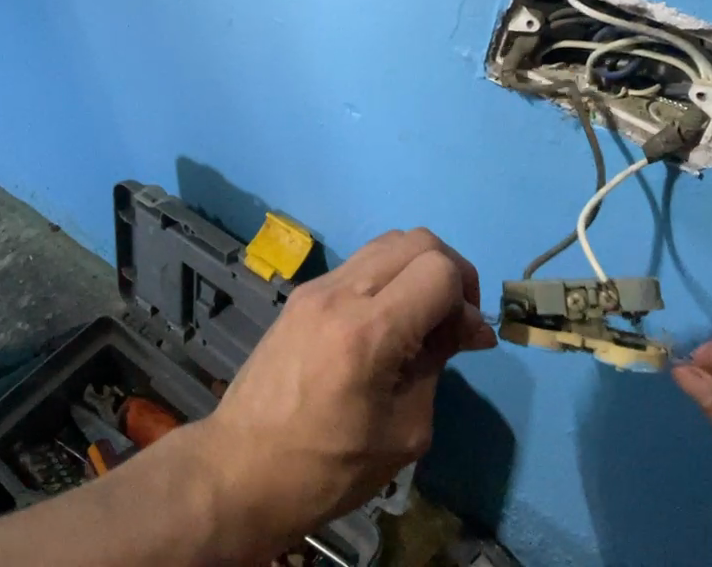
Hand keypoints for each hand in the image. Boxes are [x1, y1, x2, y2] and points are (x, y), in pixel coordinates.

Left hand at [198, 228, 496, 550]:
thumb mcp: (405, 430)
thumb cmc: (328, 469)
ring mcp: (315, 288)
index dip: (468, 299)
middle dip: (451, 272)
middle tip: (455, 321)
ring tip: (424, 320)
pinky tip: (389, 323)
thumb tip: (467, 326)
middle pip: (417, 241)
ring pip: (387, 243)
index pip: (440, 270)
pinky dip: (389, 278)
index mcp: (369, 331)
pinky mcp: (301, 295)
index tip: (470, 340)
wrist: (241, 471)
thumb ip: (438, 363)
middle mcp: (340, 293)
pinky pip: (359, 265)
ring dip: (417, 270)